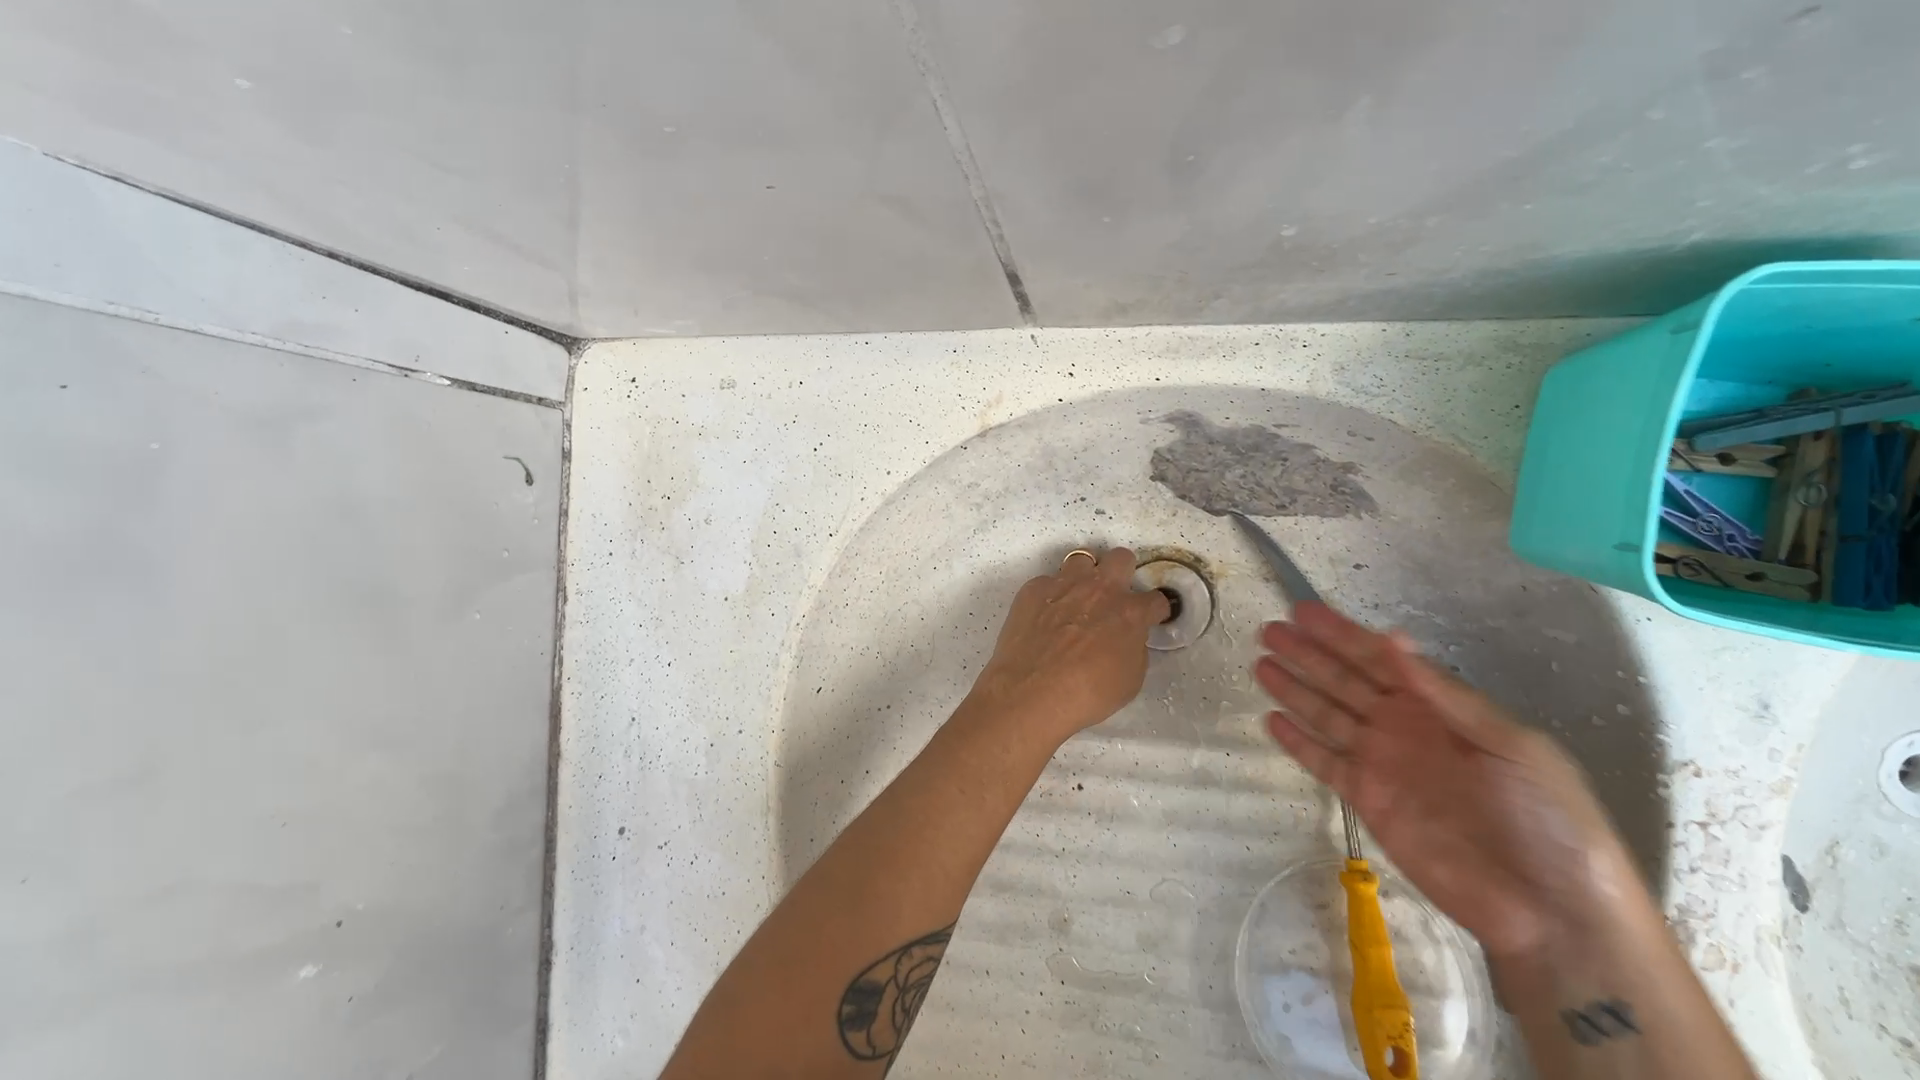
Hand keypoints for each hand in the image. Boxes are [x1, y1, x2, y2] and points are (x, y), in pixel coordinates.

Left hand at [964, 547, 1170, 748]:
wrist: (1032, 692)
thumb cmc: (1088, 693)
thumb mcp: (1130, 679)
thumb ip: (1134, 649)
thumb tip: (1127, 637)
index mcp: (1130, 612)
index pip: (1156, 599)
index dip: (1155, 610)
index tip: (1150, 617)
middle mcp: (1099, 589)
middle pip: (1121, 558)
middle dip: (1123, 572)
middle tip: (1114, 595)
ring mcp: (1064, 584)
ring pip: (1081, 559)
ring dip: (1084, 576)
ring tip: (1076, 600)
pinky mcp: (1033, 589)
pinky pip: (1047, 582)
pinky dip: (1050, 596)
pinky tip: (1044, 618)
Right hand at [1253, 603, 1645, 964]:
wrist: (1548, 908)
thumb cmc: (1546, 818)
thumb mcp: (1512, 744)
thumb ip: (1446, 695)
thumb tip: (1395, 638)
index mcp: (1442, 707)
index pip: (1380, 659)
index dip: (1341, 635)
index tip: (1303, 611)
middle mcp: (1405, 727)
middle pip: (1346, 681)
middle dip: (1308, 654)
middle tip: (1270, 630)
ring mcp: (1383, 764)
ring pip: (1328, 716)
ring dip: (1295, 689)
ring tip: (1261, 664)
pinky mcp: (1368, 802)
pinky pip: (1324, 763)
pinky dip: (1299, 742)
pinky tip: (1272, 720)